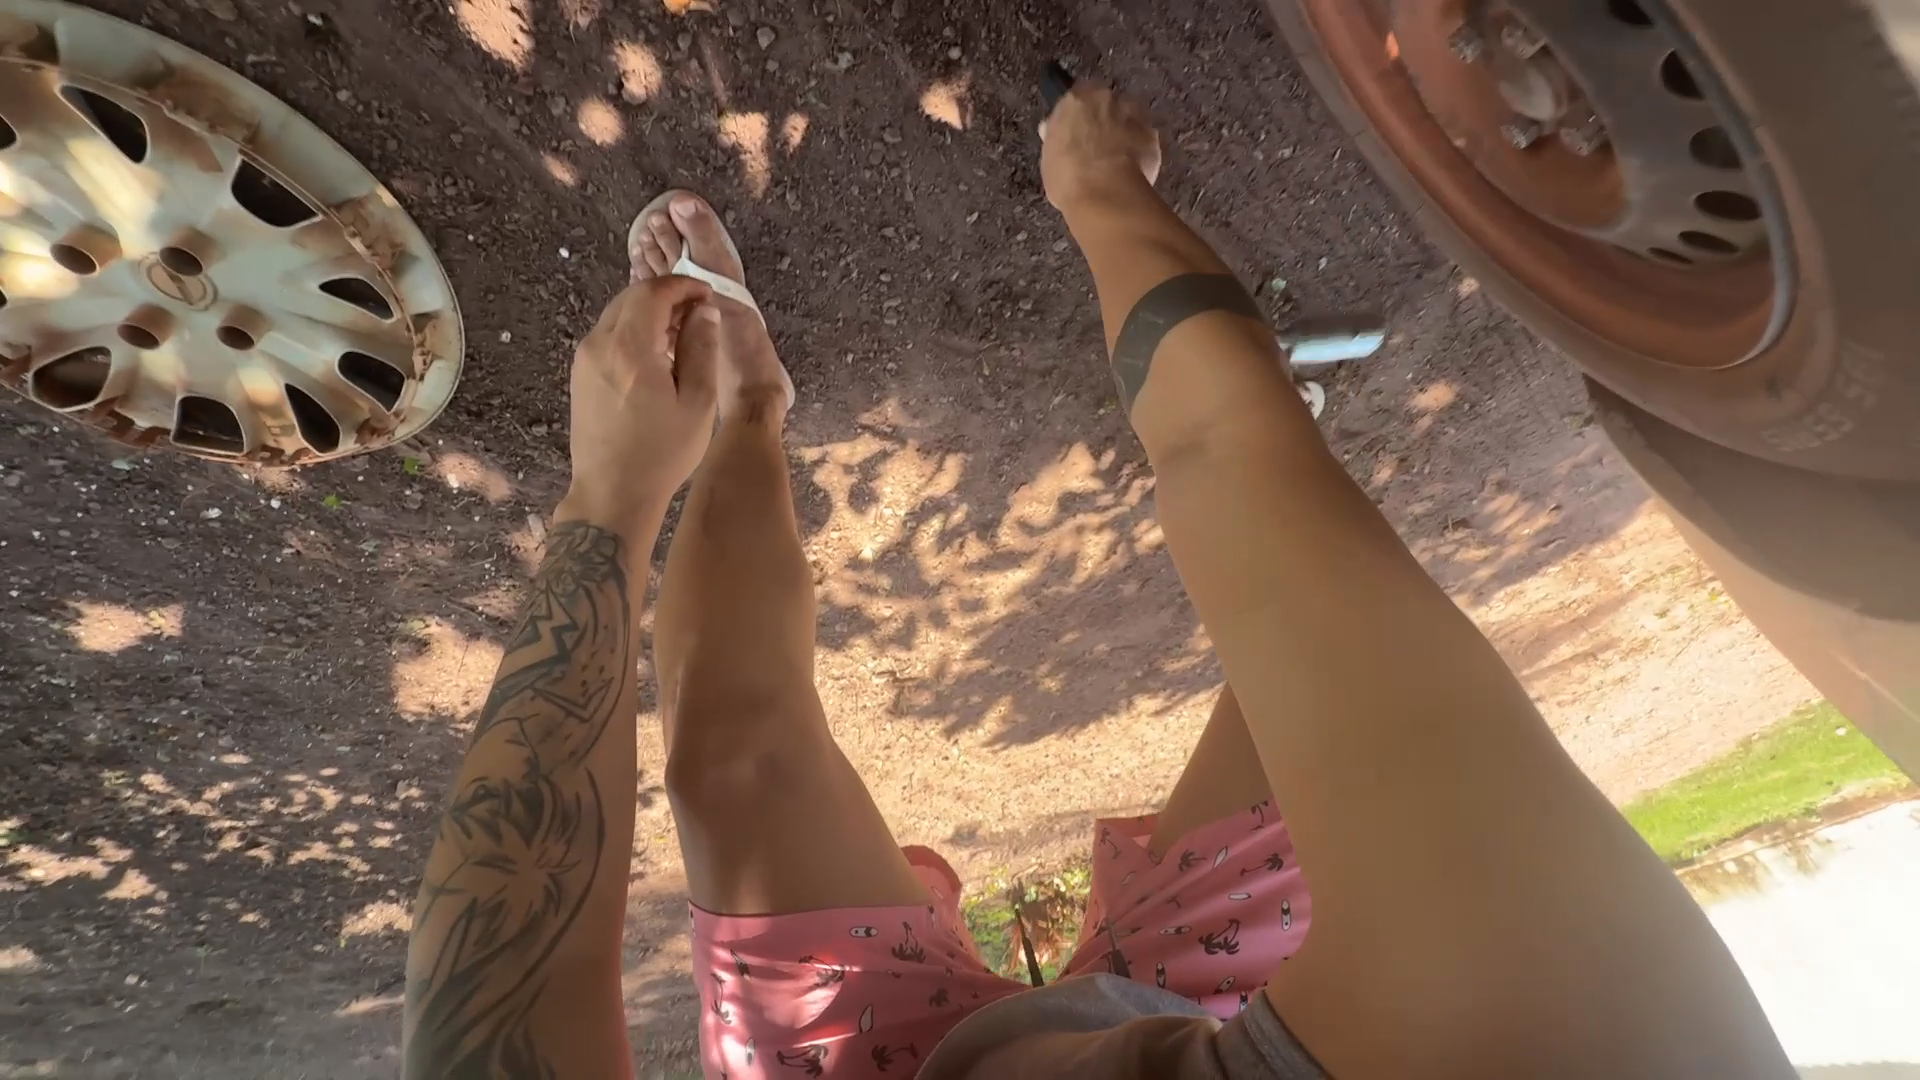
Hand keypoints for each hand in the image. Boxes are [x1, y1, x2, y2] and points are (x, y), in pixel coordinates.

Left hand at [559, 276, 720, 533]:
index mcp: (630, 349)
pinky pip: (609, 336)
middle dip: (667, 296)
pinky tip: (657, 357)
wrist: (612, 491)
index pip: (652, 292)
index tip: (708, 296)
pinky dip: (635, 332)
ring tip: (682, 336)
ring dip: (650, 314)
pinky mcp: (581, 374)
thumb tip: (704, 312)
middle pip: (631, 298)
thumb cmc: (662, 453)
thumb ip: (701, 350)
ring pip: (618, 315)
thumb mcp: (697, 403)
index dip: (683, 286)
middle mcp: (599, 344)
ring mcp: (585, 359)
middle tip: (699, 314)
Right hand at [1040, 81, 1162, 210]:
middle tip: (1096, 149)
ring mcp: (1133, 114)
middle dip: (1103, 122)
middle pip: (1107, 105)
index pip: (1078, 97)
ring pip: (1129, 120)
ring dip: (1123, 135)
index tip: (1076, 133)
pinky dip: (1139, 153)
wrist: (1104, 194)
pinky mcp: (1152, 136)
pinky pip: (1144, 141)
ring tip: (1114, 164)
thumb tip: (1051, 130)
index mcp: (1078, 97)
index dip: (1078, 117)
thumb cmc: (1069, 177)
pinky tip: (1129, 173)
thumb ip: (1056, 138)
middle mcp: (1108, 98)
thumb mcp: (1050, 158)